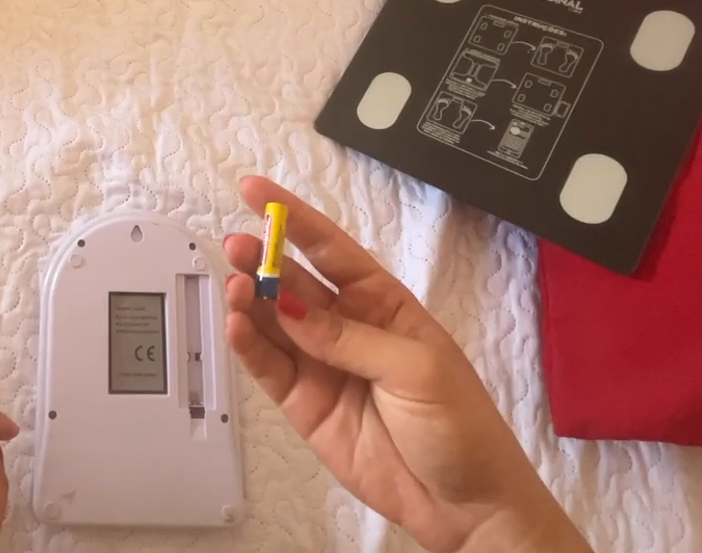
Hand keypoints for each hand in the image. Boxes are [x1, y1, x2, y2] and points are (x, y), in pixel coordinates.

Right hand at [223, 177, 589, 552]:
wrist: (467, 509)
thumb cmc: (460, 425)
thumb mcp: (416, 368)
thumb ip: (348, 337)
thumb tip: (288, 307)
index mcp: (378, 301)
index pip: (328, 248)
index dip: (291, 217)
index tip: (253, 191)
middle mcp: (341, 324)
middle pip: (292, 280)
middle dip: (263, 258)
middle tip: (237, 246)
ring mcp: (318, 361)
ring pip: (272, 318)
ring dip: (250, 298)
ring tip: (235, 287)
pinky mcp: (301, 400)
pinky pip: (268, 364)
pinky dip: (248, 343)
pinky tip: (236, 325)